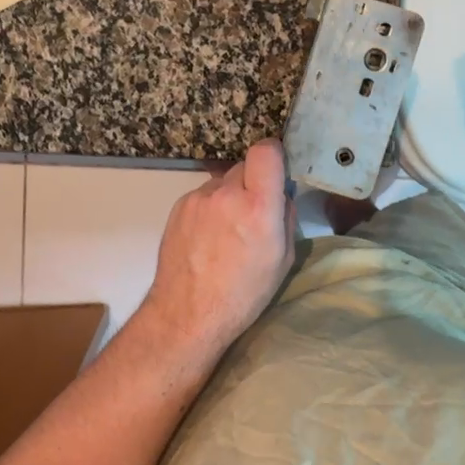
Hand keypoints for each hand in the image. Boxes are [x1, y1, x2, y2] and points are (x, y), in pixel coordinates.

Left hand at [137, 139, 295, 362]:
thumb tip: (281, 194)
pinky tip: (206, 238)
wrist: (187, 314)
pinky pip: (203, 196)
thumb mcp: (283, 260)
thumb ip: (285, 217)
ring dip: (229, 197)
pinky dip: (210, 209)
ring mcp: (199, 198)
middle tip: (252, 212)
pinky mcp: (179, 205)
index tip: (276, 169)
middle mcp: (227, 194)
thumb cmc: (243, 294)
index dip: (273, 154)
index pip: (266, 151)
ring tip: (226, 232)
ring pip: (223, 182)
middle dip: (252, 182)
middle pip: (245, 166)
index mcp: (259, 207)